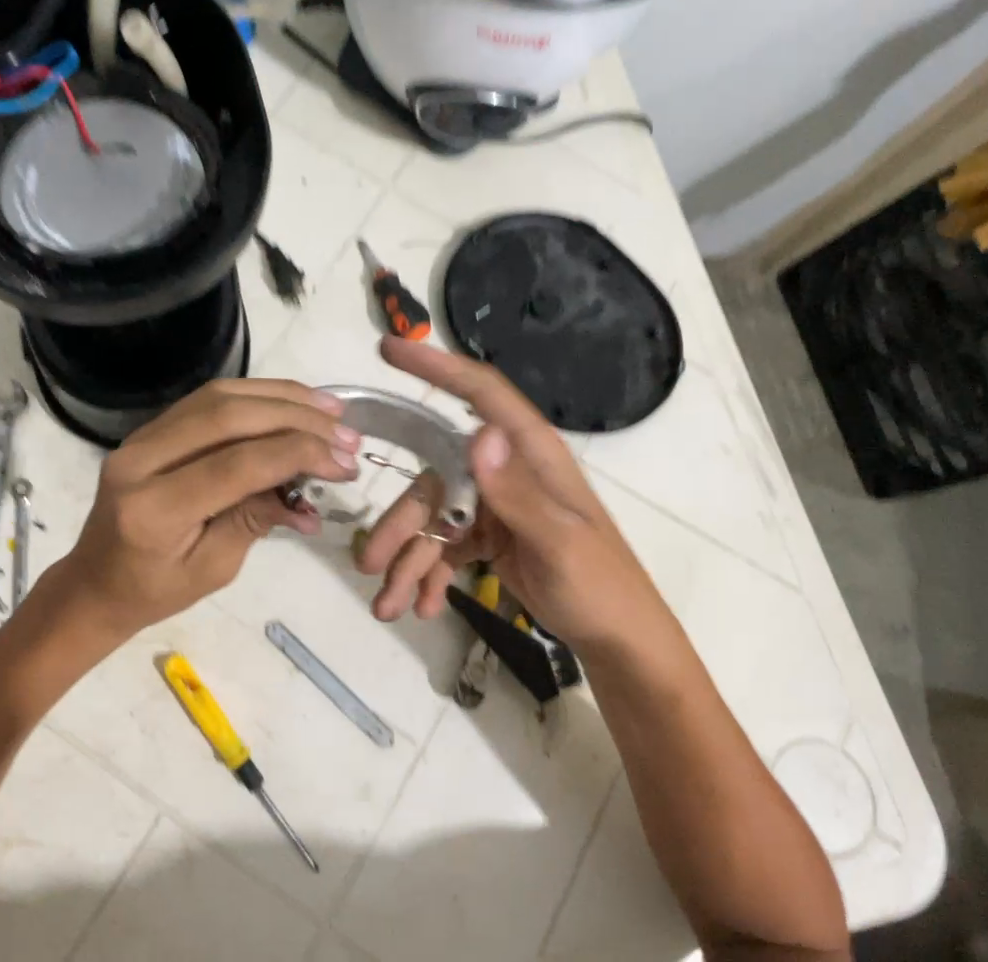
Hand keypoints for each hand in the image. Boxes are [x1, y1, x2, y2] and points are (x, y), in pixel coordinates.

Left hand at [50, 379, 361, 640]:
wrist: (95, 583)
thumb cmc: (155, 591)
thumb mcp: (213, 569)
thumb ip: (255, 520)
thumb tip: (310, 495)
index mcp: (154, 509)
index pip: (236, 464)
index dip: (297, 455)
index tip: (344, 463)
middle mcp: (140, 461)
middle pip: (228, 417)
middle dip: (296, 420)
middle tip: (346, 435)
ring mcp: (140, 438)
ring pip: (219, 396)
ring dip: (281, 397)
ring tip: (330, 410)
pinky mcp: (150, 429)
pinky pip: (207, 399)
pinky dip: (256, 396)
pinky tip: (291, 403)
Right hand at [355, 337, 660, 650]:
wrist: (618, 638)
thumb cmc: (601, 585)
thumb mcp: (560, 542)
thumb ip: (517, 492)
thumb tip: (475, 434)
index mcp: (533, 455)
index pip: (481, 395)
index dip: (436, 366)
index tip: (389, 349)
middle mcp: (508, 471)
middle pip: (437, 479)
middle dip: (400, 523)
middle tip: (368, 564)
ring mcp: (496, 506)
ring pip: (434, 519)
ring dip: (409, 560)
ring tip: (387, 605)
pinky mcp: (489, 538)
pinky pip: (445, 548)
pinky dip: (428, 575)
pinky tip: (422, 607)